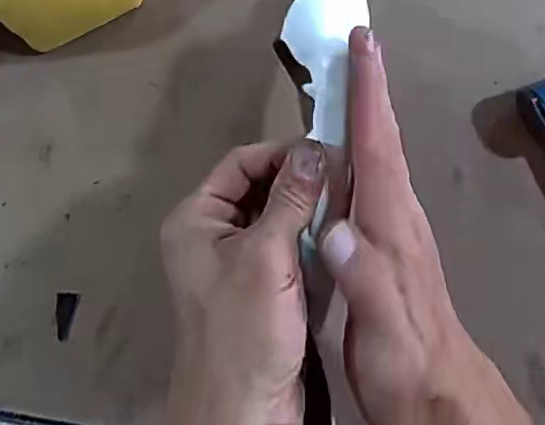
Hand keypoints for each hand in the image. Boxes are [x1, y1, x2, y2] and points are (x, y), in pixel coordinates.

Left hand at [162, 140, 325, 424]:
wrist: (246, 422)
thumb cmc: (242, 338)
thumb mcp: (266, 258)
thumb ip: (291, 198)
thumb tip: (315, 147)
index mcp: (197, 220)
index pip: (242, 162)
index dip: (281, 154)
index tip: (324, 153)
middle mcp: (215, 235)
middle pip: (263, 185)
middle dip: (301, 181)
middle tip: (342, 174)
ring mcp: (241, 262)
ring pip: (281, 214)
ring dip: (312, 207)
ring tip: (347, 197)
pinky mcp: (266, 285)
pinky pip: (292, 242)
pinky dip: (315, 234)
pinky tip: (341, 230)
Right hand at [319, 28, 529, 424]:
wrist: (436, 390)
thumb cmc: (408, 353)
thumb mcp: (385, 322)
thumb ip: (363, 274)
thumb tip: (337, 227)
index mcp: (390, 213)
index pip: (378, 137)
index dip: (370, 88)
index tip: (365, 42)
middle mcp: (394, 205)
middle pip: (381, 131)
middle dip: (370, 84)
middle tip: (359, 43)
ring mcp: (391, 220)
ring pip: (377, 149)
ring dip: (365, 108)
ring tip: (350, 78)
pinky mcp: (381, 238)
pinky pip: (366, 175)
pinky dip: (355, 147)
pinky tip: (340, 149)